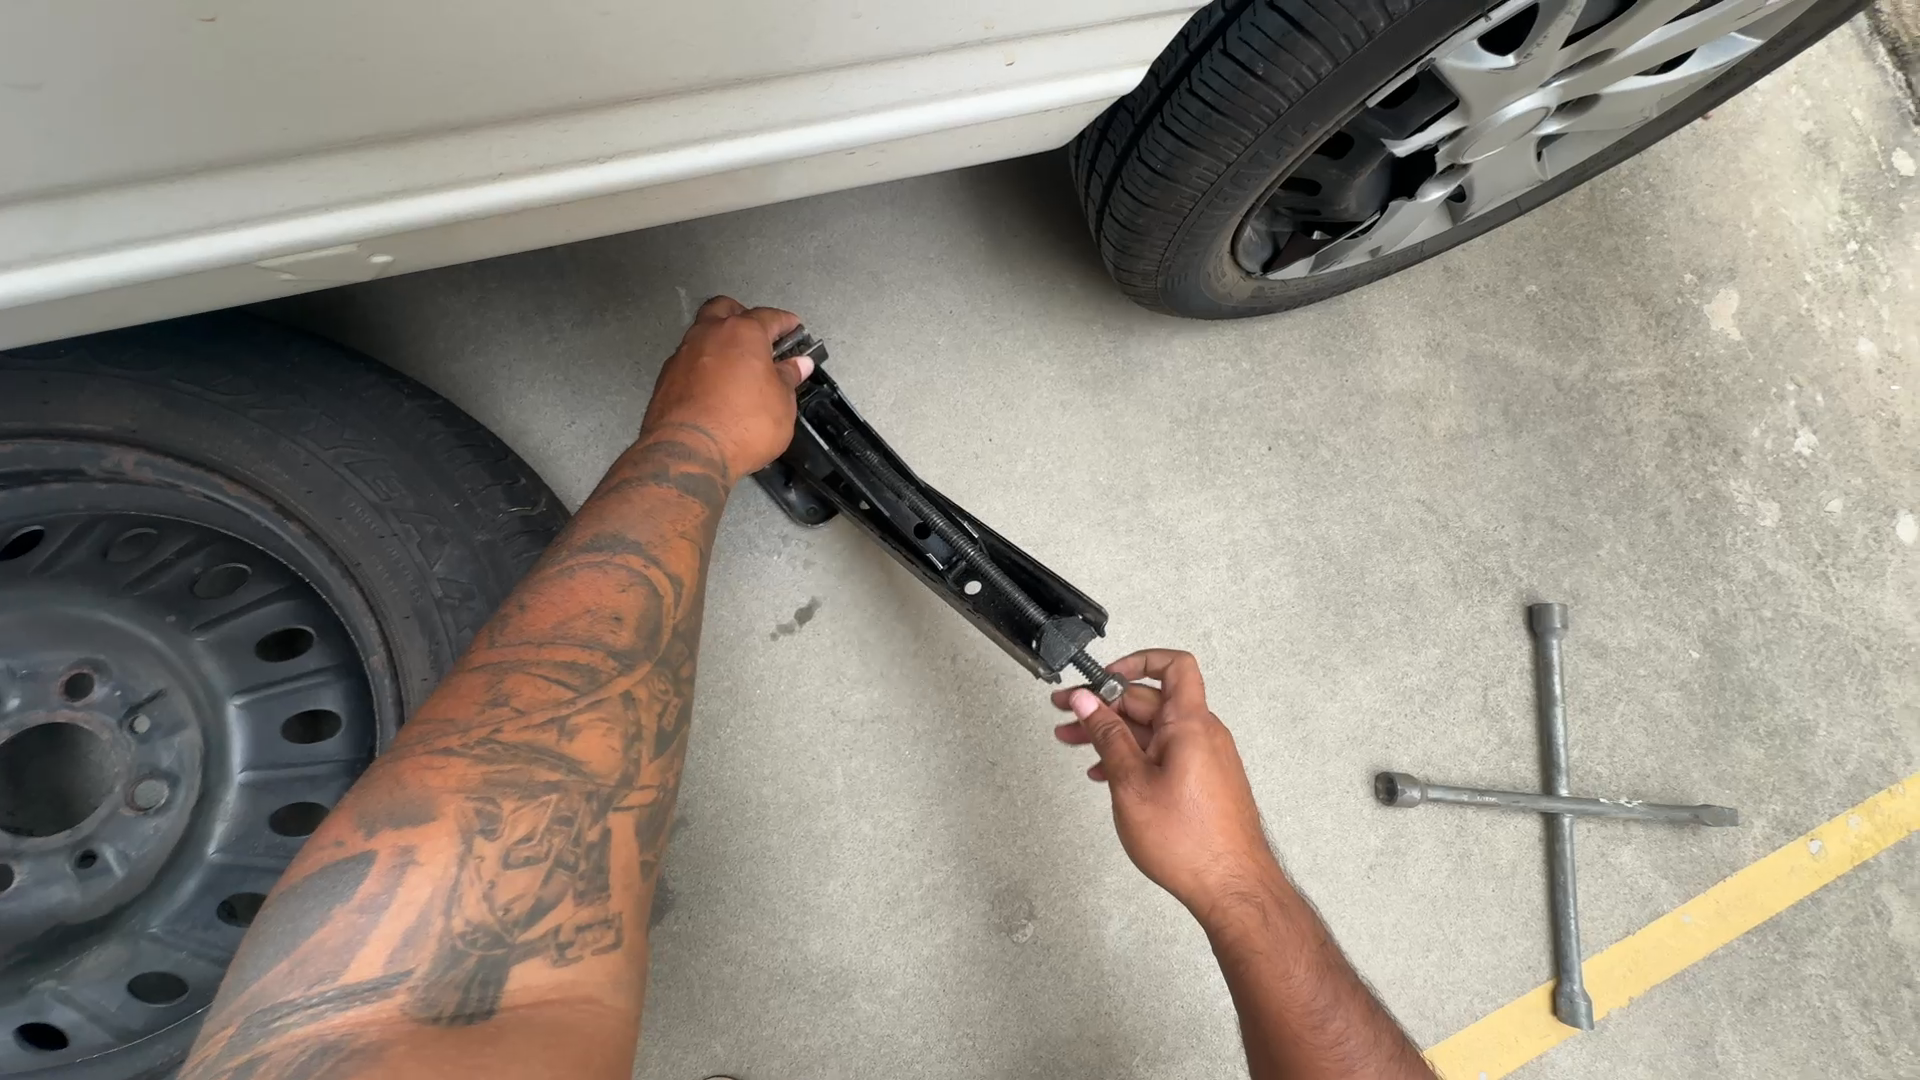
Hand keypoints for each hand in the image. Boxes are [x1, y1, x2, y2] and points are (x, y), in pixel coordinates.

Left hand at [640, 296, 814, 477]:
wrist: (691, 452)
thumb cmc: (737, 425)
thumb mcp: (782, 403)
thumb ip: (789, 378)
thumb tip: (797, 366)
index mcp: (743, 333)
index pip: (769, 316)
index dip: (785, 322)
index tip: (793, 328)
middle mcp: (710, 335)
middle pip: (726, 309)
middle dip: (744, 316)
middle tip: (760, 334)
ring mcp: (684, 354)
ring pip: (703, 333)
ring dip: (721, 341)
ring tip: (739, 363)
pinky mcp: (667, 378)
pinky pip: (689, 361)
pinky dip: (705, 366)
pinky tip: (716, 385)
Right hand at [1052, 650, 1281, 927]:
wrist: (1233, 891)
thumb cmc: (1190, 842)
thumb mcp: (1131, 782)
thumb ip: (1106, 735)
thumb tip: (1086, 700)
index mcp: (1189, 723)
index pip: (1172, 666)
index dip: (1136, 661)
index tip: (1102, 676)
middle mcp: (1202, 733)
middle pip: (1150, 700)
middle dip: (1105, 704)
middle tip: (1068, 713)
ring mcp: (1204, 757)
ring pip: (1152, 730)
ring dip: (1112, 732)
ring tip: (1075, 742)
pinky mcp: (1203, 780)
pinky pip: (1163, 752)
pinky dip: (1133, 755)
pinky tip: (1106, 773)